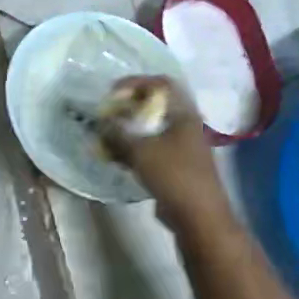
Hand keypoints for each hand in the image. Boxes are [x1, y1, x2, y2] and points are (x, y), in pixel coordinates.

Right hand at [104, 76, 232, 229]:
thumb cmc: (173, 175)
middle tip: (107, 114)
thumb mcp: (141, 151)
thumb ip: (118, 134)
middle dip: (129, 108)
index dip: (136, 82)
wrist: (198, 215)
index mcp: (184, 114)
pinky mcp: (175, 168)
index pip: (161, 84)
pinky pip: (151, 151)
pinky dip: (133, 150)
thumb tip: (101, 122)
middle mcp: (185, 127)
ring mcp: (182, 148)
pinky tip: (116, 157)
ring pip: (152, 131)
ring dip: (129, 131)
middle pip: (156, 107)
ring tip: (106, 136)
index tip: (112, 92)